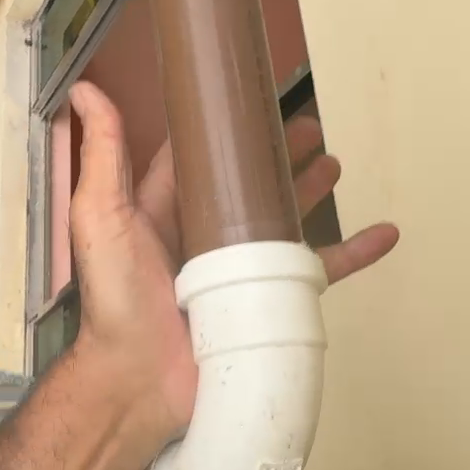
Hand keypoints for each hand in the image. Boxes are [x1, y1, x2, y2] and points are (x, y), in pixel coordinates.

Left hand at [65, 81, 399, 441]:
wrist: (140, 381)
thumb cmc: (118, 298)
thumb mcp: (102, 217)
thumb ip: (102, 155)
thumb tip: (86, 89)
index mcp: (160, 213)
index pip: (192, 160)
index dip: (215, 130)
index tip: (245, 97)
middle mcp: (198, 238)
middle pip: (244, 187)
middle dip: (274, 157)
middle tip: (308, 126)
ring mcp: (234, 272)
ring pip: (281, 223)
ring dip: (308, 193)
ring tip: (335, 163)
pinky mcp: (263, 303)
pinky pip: (314, 275)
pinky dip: (350, 254)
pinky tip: (384, 234)